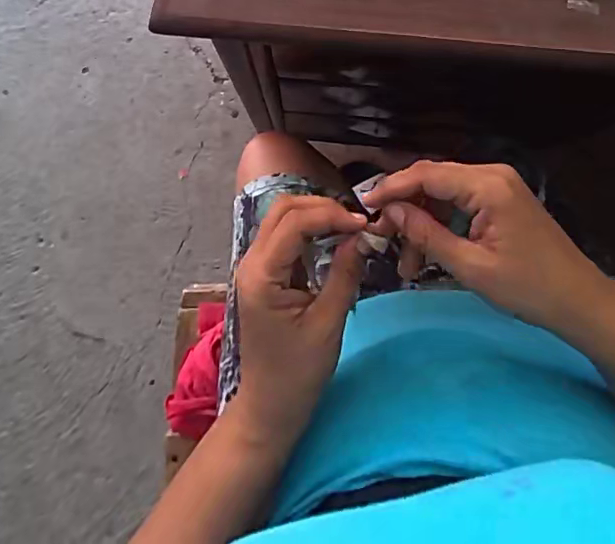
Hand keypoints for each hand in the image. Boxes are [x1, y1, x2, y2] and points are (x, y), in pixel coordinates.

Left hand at [231, 195, 367, 446]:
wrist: (269, 407)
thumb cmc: (297, 373)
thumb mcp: (328, 325)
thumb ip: (343, 275)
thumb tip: (361, 236)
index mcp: (261, 274)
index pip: (293, 221)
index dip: (330, 214)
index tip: (363, 225)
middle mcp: (251, 261)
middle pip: (283, 209)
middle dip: (321, 207)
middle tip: (356, 223)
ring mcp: (253, 265)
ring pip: (282, 218)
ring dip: (315, 215)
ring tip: (349, 228)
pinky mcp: (263, 273)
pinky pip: (284, 236)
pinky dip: (309, 230)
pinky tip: (332, 240)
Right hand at [362, 161, 613, 333]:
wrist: (582, 303)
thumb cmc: (529, 289)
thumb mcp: (471, 267)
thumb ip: (426, 234)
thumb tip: (390, 212)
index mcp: (487, 185)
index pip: (426, 174)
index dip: (391, 188)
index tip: (365, 207)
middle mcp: (491, 174)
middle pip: (432, 179)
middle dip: (404, 207)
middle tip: (381, 237)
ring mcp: (498, 184)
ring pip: (442, 192)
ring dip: (421, 221)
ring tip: (407, 262)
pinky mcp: (500, 198)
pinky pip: (458, 201)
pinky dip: (440, 223)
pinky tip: (429, 252)